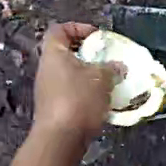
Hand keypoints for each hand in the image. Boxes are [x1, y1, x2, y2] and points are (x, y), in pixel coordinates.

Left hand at [32, 23, 121, 141]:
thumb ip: (111, 68)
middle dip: (89, 54)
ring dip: (90, 74)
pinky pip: (72, 90)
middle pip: (66, 52)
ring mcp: (49, 89)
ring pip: (70, 73)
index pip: (59, 30)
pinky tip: (102, 99)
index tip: (98, 36)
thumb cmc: (79, 99)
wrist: (61, 137)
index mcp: (53, 54)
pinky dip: (87, 91)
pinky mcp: (55, 107)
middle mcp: (47, 69)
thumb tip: (118, 66)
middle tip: (108, 58)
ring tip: (109, 80)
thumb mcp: (102, 78)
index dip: (78, 28)